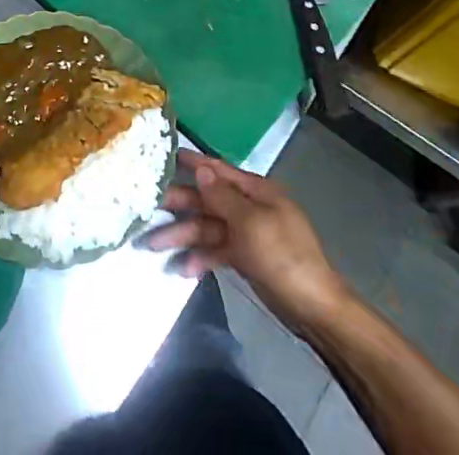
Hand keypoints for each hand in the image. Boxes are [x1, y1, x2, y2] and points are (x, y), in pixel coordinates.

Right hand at [144, 149, 351, 330]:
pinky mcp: (244, 258)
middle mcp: (250, 207)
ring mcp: (247, 234)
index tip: (167, 155)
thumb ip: (223, 197)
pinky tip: (182, 268)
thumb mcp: (251, 223)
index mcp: (257, 191)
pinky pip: (216, 250)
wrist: (311, 304)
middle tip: (147, 207)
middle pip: (209, 200)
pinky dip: (201, 257)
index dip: (195, 163)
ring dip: (183, 234)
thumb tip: (202, 170)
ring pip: (208, 227)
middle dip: (180, 204)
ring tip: (153, 244)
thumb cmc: (283, 255)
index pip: (220, 171)